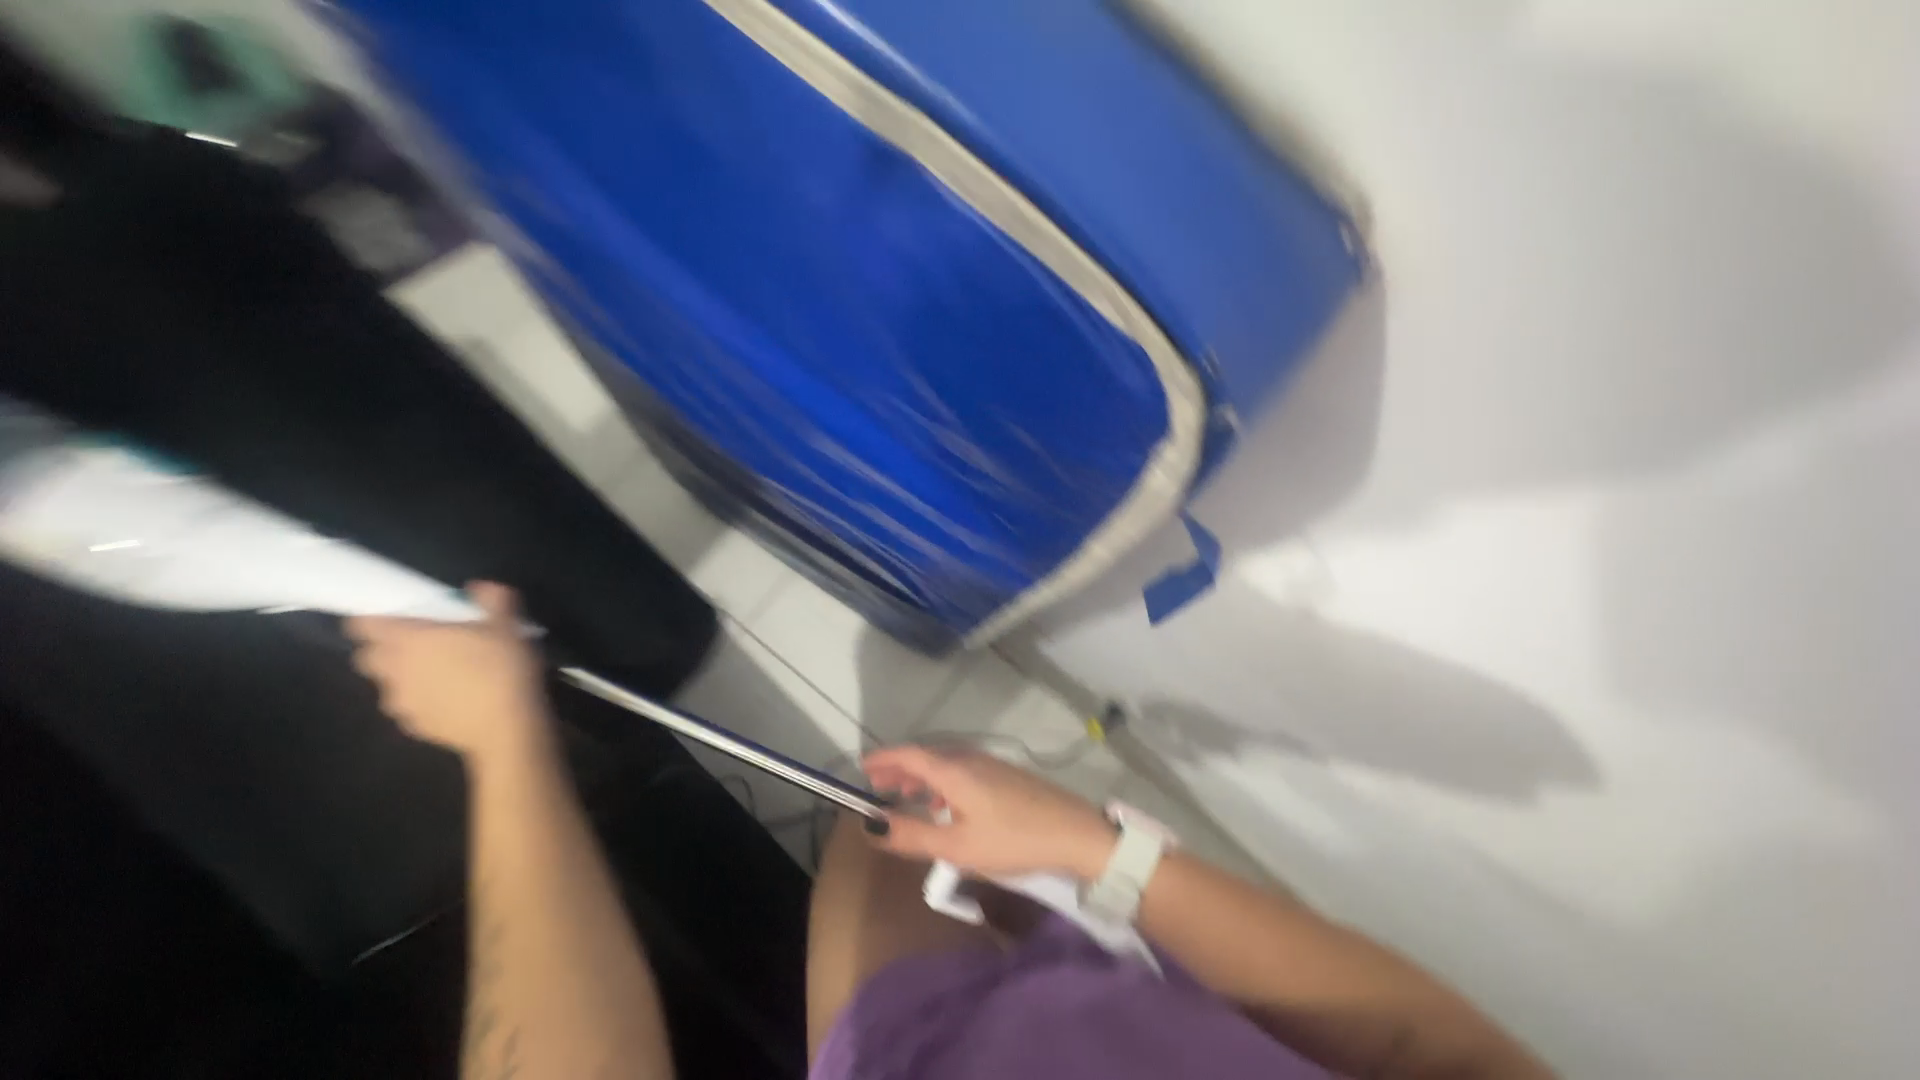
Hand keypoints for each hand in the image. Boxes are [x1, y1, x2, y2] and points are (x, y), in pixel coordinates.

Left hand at [346, 581, 550, 762]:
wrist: (507, 728)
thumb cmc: (503, 669)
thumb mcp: (508, 626)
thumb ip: (493, 601)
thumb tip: (481, 587)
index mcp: (410, 640)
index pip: (364, 624)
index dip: (372, 619)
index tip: (391, 617)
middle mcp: (395, 670)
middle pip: (368, 656)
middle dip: (384, 649)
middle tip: (418, 646)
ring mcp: (401, 702)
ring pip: (388, 684)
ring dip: (405, 677)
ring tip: (439, 677)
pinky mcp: (413, 726)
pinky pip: (409, 707)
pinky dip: (422, 701)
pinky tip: (451, 702)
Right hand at [862, 745, 1117, 880]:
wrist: (1076, 835)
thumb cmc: (1012, 840)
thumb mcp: (957, 847)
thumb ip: (912, 835)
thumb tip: (870, 825)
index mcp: (954, 770)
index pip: (910, 755)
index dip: (884, 759)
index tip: (863, 768)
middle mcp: (971, 759)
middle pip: (928, 757)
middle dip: (901, 770)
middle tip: (880, 787)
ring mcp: (993, 766)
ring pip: (948, 765)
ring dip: (923, 777)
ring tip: (909, 797)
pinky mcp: (1008, 777)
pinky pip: (964, 771)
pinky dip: (944, 782)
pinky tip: (949, 806)